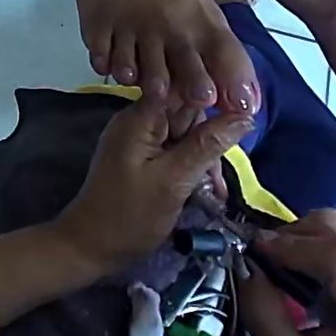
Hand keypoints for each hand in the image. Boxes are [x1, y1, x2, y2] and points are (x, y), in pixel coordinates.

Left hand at [50, 100, 253, 274]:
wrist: (90, 247)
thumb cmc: (129, 216)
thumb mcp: (174, 180)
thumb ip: (207, 146)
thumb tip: (245, 117)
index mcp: (141, 116)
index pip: (185, 87)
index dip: (217, 98)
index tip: (243, 118)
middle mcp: (138, 119)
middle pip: (188, 110)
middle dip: (211, 137)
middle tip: (221, 172)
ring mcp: (139, 138)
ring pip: (185, 133)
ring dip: (204, 157)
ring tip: (214, 189)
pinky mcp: (141, 157)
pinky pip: (174, 149)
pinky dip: (191, 166)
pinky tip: (205, 189)